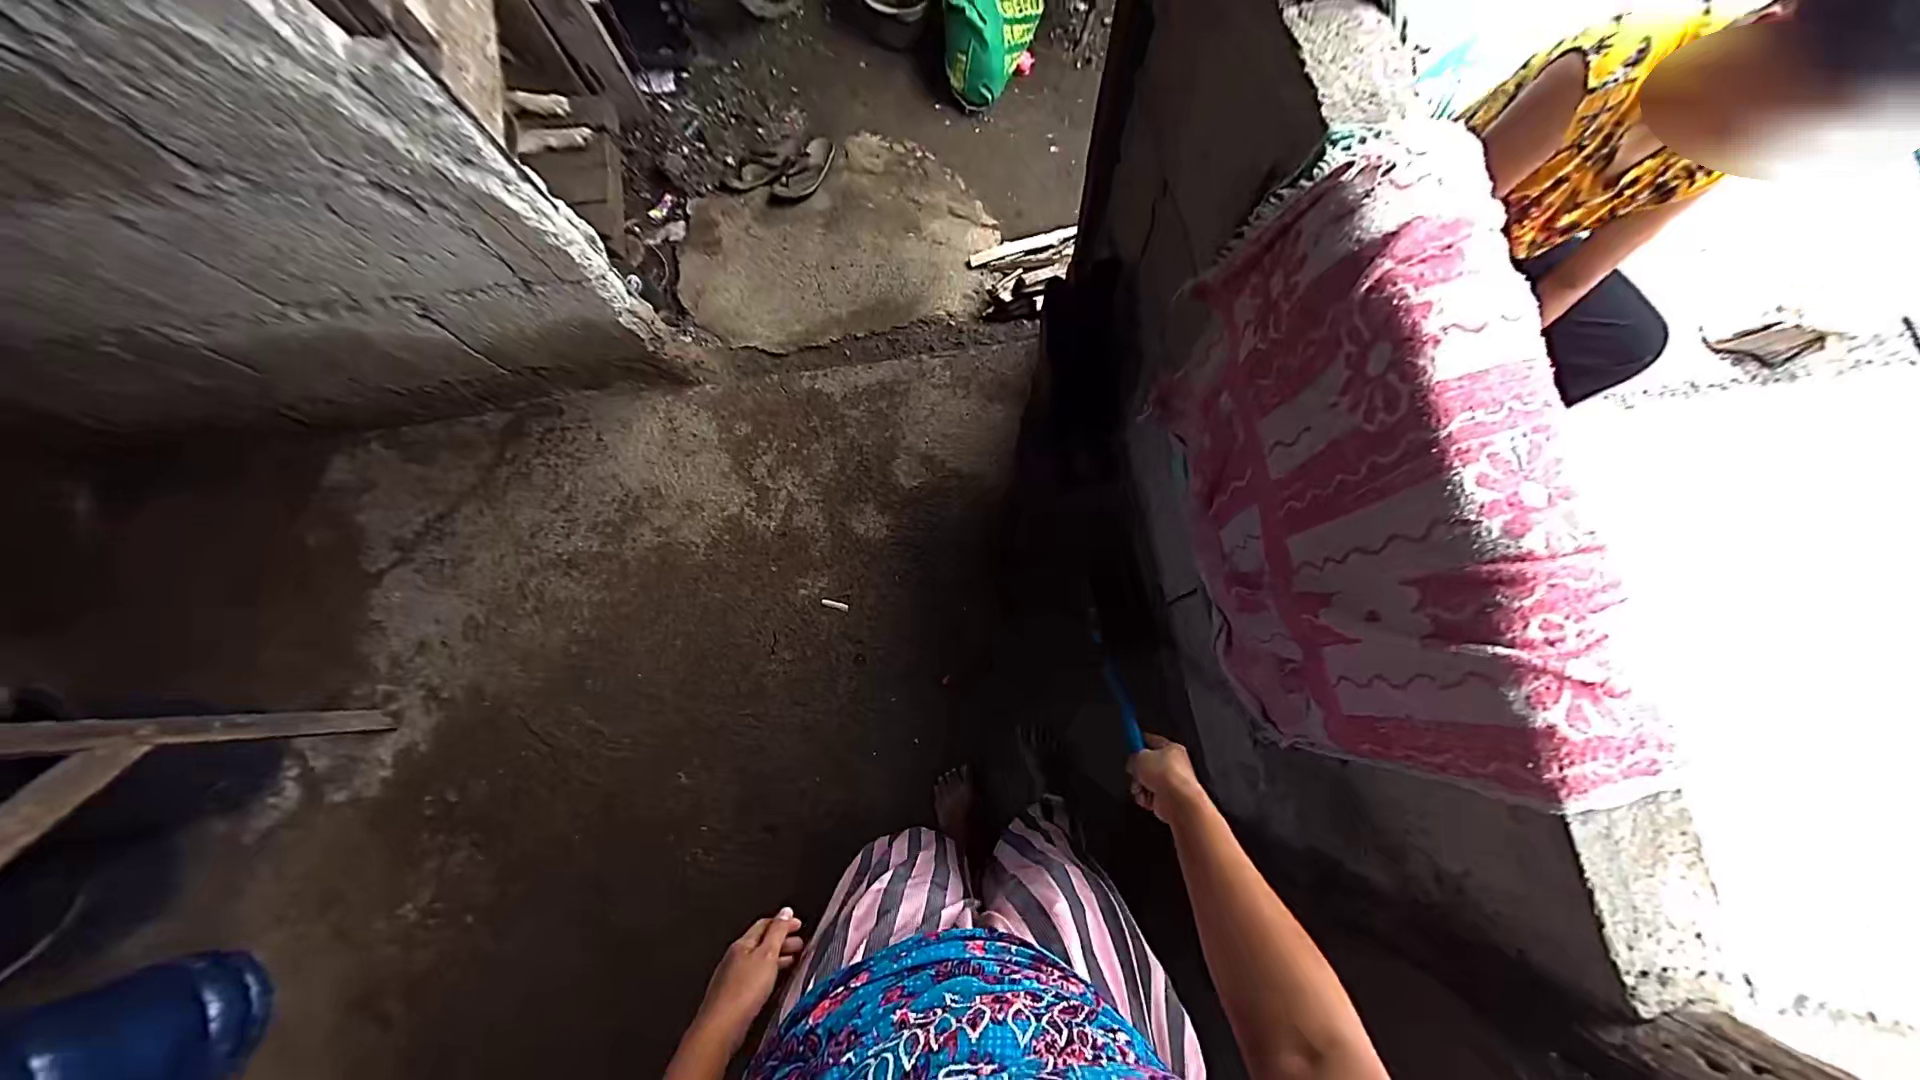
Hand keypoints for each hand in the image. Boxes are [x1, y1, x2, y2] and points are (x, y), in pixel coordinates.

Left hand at [692, 908, 805, 1046]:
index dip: (783, 922)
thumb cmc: (742, 991)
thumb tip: (785, 911)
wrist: (720, 1029)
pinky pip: (754, 977)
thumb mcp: (767, 955)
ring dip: (777, 957)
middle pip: (761, 942)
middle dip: (782, 940)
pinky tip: (773, 981)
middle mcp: (734, 957)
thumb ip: (778, 932)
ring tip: (792, 961)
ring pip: (758, 960)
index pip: (765, 924)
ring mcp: (731, 977)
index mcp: (742, 944)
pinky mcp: (732, 996)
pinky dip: (768, 973)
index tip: (797, 924)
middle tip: (799, 943)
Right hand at [1127, 733, 1207, 824]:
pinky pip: (1150, 796)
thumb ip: (1133, 756)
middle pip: (1148, 765)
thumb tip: (1132, 762)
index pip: (1152, 741)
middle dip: (1138, 771)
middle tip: (1135, 772)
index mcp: (1172, 749)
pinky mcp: (1169, 799)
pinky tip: (1146, 798)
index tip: (1130, 743)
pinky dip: (1145, 798)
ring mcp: (1172, 783)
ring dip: (1139, 785)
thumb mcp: (1139, 757)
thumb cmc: (1166, 775)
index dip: (1139, 742)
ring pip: (1147, 781)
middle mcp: (1174, 765)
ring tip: (1140, 788)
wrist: (1178, 801)